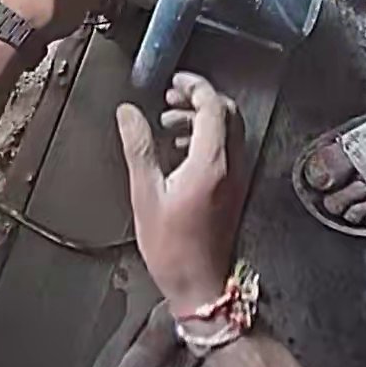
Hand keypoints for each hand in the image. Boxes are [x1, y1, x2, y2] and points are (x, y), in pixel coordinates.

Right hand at [116, 72, 249, 314]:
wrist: (200, 285)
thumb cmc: (171, 246)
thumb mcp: (145, 193)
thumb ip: (139, 148)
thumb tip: (128, 112)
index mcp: (211, 163)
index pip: (213, 107)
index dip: (195, 87)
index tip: (175, 81)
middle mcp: (232, 166)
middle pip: (227, 113)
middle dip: (199, 98)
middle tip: (171, 97)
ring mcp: (237, 177)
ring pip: (229, 129)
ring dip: (202, 116)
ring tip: (169, 122)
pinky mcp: (233, 188)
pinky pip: (227, 147)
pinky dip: (206, 135)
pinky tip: (179, 147)